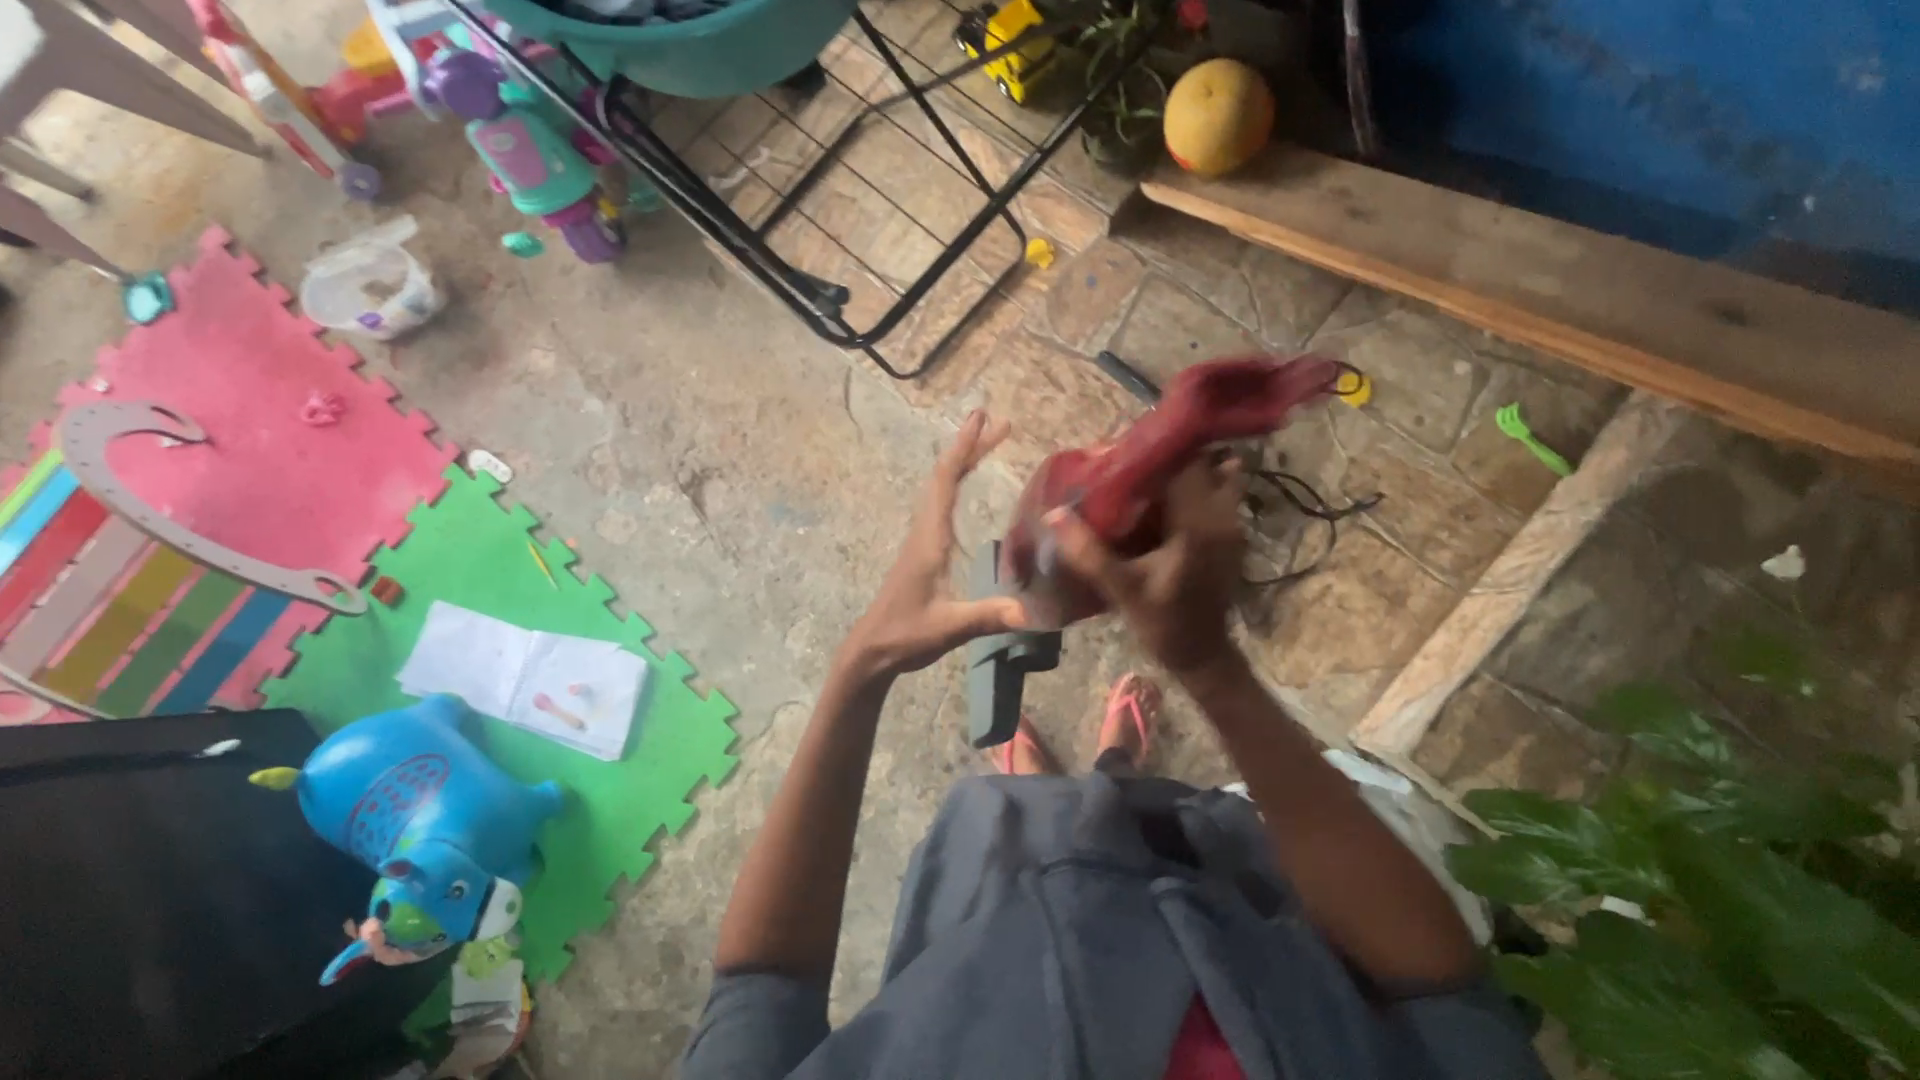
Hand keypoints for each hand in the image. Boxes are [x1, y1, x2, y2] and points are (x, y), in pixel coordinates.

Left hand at [844, 411, 1026, 678]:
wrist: (871, 650)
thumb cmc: (906, 635)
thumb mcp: (950, 627)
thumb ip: (989, 616)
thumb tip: (1035, 612)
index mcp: (929, 540)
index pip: (945, 483)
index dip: (963, 448)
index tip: (981, 418)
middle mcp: (924, 532)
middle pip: (944, 477)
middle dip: (969, 446)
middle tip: (997, 422)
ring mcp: (920, 540)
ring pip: (940, 488)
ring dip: (961, 462)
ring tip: (986, 442)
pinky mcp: (921, 552)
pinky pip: (940, 504)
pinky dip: (955, 483)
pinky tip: (965, 486)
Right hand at [1047, 456, 1245, 679]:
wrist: (1203, 654)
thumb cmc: (1163, 622)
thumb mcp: (1121, 589)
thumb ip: (1088, 551)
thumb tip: (1054, 514)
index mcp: (1199, 525)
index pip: (1185, 464)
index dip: (1156, 451)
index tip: (1124, 449)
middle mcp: (1223, 517)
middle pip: (1201, 464)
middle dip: (1167, 458)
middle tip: (1130, 461)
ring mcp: (1232, 525)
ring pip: (1214, 476)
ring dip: (1183, 471)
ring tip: (1146, 476)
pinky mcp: (1232, 534)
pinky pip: (1217, 494)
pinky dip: (1194, 488)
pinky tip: (1163, 500)